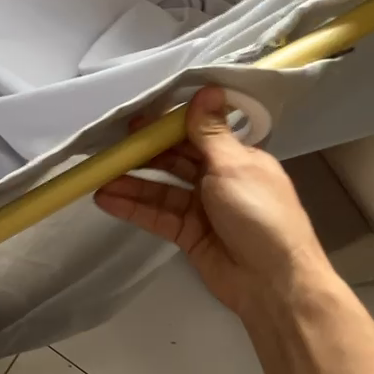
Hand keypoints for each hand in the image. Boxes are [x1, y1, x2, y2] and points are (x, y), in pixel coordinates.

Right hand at [93, 86, 329, 313]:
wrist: (274, 283)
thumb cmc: (261, 216)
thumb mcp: (234, 167)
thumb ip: (210, 132)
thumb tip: (209, 90)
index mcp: (239, 160)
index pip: (198, 135)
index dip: (168, 126)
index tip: (139, 120)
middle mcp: (220, 180)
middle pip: (174, 161)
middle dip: (143, 154)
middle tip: (111, 146)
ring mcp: (202, 208)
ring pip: (160, 189)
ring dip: (131, 183)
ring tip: (99, 177)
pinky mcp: (186, 233)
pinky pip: (155, 214)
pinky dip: (132, 207)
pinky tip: (106, 200)